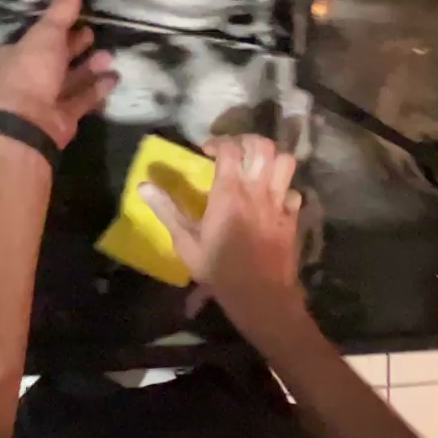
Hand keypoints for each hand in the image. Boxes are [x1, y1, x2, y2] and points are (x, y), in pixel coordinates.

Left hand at [0, 0, 117, 147]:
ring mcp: (45, 98)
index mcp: (12, 54)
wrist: (31, 121)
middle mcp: (26, 76)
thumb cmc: (31, 71)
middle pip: (55, 58)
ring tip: (109, 56)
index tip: (77, 17)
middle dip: (75, 46)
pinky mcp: (62, 116)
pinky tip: (114, 78)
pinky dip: (97, 89)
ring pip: (70, 79)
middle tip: (94, 33)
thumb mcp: (47, 33)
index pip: (36, 36)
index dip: (56, 26)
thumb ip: (62, 8)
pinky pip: (82, 99)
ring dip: (90, 68)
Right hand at [141, 135, 307, 336]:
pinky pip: (294, 191)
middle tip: (235, 153)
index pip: (230, 148)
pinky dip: (285, 189)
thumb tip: (143, 186)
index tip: (207, 151)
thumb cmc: (220, 270)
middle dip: (248, 142)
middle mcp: (258, 190)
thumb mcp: (186, 242)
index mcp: (230, 192)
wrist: (262, 295)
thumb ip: (167, 210)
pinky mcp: (293, 217)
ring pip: (286, 162)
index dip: (218, 142)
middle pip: (263, 146)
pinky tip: (273, 198)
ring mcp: (279, 202)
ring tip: (257, 168)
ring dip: (272, 159)